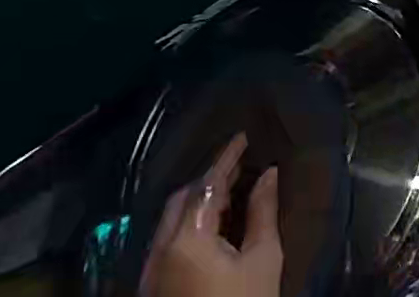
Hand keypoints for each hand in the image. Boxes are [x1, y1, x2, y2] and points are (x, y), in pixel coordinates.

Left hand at [141, 133, 282, 296]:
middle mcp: (159, 251)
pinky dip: (191, 223)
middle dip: (210, 177)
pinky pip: (168, 241)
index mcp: (187, 239)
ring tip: (233, 189)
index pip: (207, 182)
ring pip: (172, 220)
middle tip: (241, 164)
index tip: (245, 136)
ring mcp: (150, 273)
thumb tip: (268, 174)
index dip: (227, 157)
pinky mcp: (151, 291)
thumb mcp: (263, 260)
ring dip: (200, 200)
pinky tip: (216, 224)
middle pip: (182, 198)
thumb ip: (262, 212)